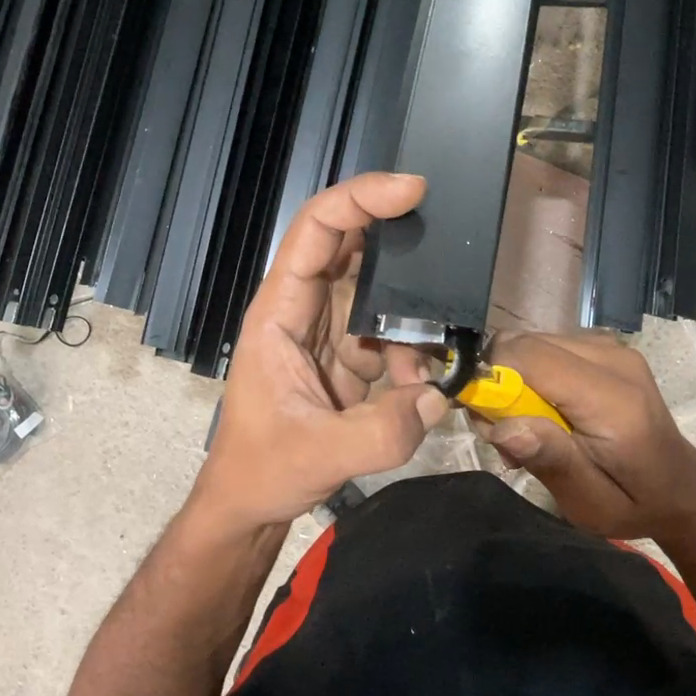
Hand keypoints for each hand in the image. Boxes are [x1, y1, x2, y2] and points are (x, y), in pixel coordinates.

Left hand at [193, 173, 450, 529]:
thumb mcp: (319, 455)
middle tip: (447, 250)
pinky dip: (409, 359)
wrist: (249, 505)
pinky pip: (386, 339)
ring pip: (376, 298)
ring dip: (408, 325)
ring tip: (421, 370)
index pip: (314, 231)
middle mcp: (301, 311)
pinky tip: (415, 393)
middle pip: (350, 251)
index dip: (358, 200)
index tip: (412, 190)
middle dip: (398, 247)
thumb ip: (382, 431)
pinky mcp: (344, 361)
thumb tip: (436, 398)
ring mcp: (324, 335)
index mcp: (278, 313)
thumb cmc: (261, 470)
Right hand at [480, 332, 695, 540]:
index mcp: (614, 401)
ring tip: (527, 425)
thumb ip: (552, 462)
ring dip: (510, 380)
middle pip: (520, 344)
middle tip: (506, 432)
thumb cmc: (633, 502)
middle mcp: (612, 359)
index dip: (492, 383)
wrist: (679, 486)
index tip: (489, 426)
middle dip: (497, 383)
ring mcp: (608, 346)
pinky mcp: (600, 344)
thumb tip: (503, 428)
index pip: (528, 357)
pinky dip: (528, 374)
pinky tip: (542, 408)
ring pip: (525, 342)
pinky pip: (542, 345)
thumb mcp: (591, 504)